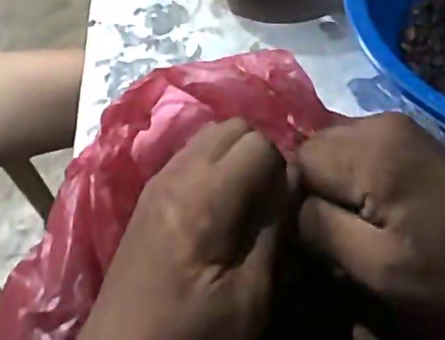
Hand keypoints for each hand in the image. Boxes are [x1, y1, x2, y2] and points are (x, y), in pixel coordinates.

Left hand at [82, 119, 289, 339]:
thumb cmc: (190, 334)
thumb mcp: (248, 298)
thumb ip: (273, 229)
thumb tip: (294, 177)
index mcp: (205, 197)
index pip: (260, 143)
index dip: (280, 170)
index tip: (282, 206)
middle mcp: (180, 171)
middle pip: (236, 126)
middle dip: (260, 152)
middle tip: (266, 197)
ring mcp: (160, 175)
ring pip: (213, 131)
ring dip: (236, 153)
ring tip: (243, 198)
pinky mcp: (150, 187)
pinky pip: (192, 149)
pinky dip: (213, 161)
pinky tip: (216, 202)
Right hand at [295, 114, 444, 319]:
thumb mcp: (379, 267)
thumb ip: (325, 229)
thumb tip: (291, 203)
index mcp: (372, 153)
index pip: (301, 157)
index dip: (297, 193)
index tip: (313, 230)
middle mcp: (378, 122)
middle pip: (316, 141)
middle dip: (313, 181)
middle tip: (331, 225)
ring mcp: (394, 119)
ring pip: (333, 137)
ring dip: (332, 172)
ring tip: (351, 213)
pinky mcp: (404, 127)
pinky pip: (356, 137)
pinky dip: (351, 164)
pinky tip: (368, 196)